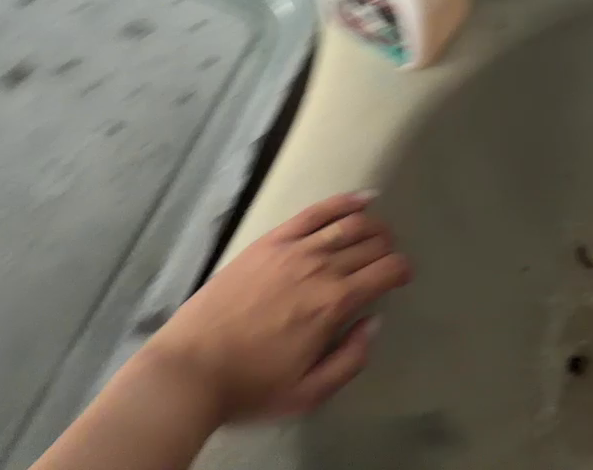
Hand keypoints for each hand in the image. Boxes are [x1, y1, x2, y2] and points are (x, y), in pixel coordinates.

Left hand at [138, 191, 412, 422]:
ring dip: (374, 225)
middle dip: (389, 249)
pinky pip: (317, 212)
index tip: (403, 277)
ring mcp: (296, 249)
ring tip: (379, 232)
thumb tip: (374, 321)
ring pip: (350, 223)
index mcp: (335, 304)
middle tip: (388, 259)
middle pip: (372, 245)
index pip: (387, 271)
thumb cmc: (250, 386)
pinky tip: (363, 199)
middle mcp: (322, 268)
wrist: (189, 370)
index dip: (402, 271)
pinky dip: (345, 201)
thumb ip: (351, 359)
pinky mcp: (272, 240)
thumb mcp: (308, 393)